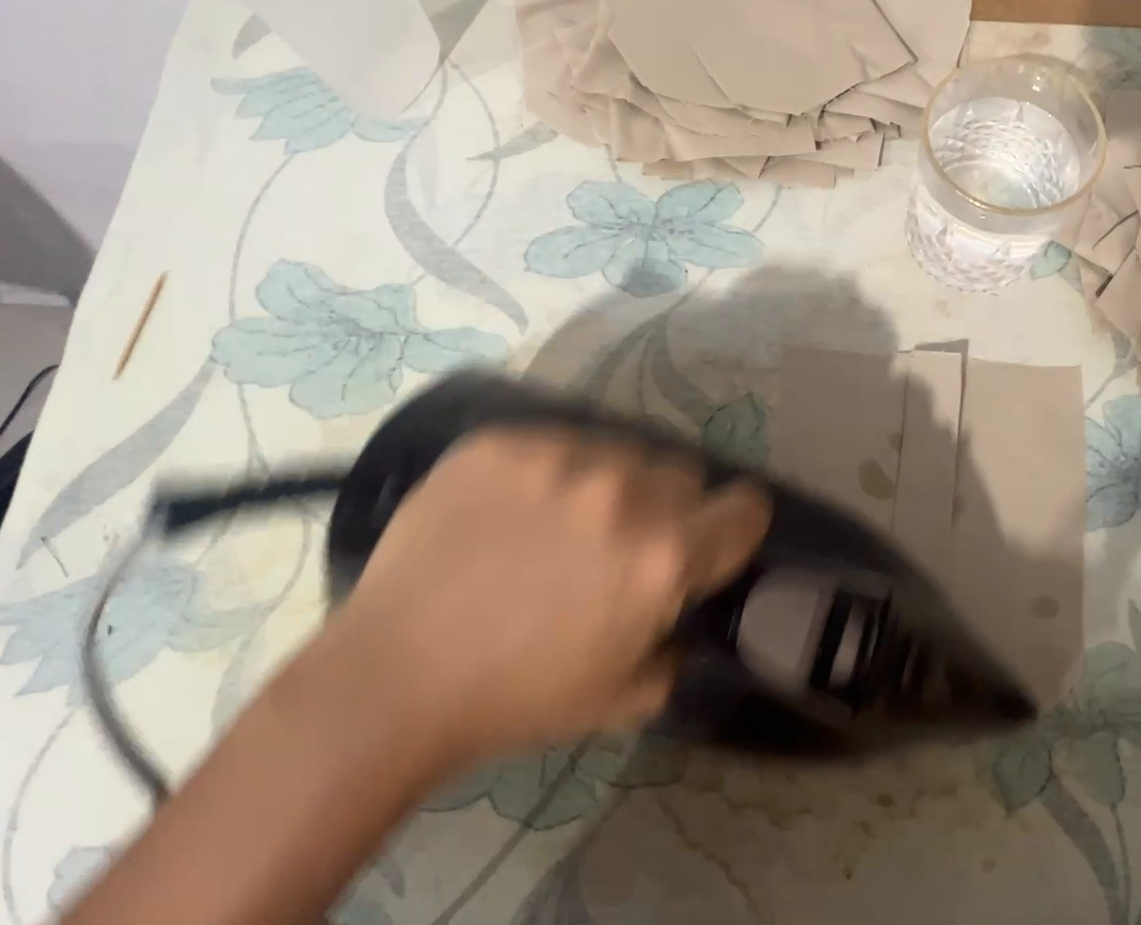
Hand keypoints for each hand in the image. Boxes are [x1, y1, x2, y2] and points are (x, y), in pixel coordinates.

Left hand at [322, 428, 771, 774]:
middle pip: (683, 473)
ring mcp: (557, 458)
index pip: (746, 508)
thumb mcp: (628, 696)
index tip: (713, 542)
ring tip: (560, 524)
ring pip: (619, 451)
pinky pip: (554, 442)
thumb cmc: (519, 698)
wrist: (394, 678)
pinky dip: (547, 473)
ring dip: (610, 484)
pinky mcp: (500, 442)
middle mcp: (623, 493)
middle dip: (669, 506)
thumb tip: (684, 608)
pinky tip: (510, 513)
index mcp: (665, 556)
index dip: (735, 527)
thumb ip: (680, 645)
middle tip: (625, 543)